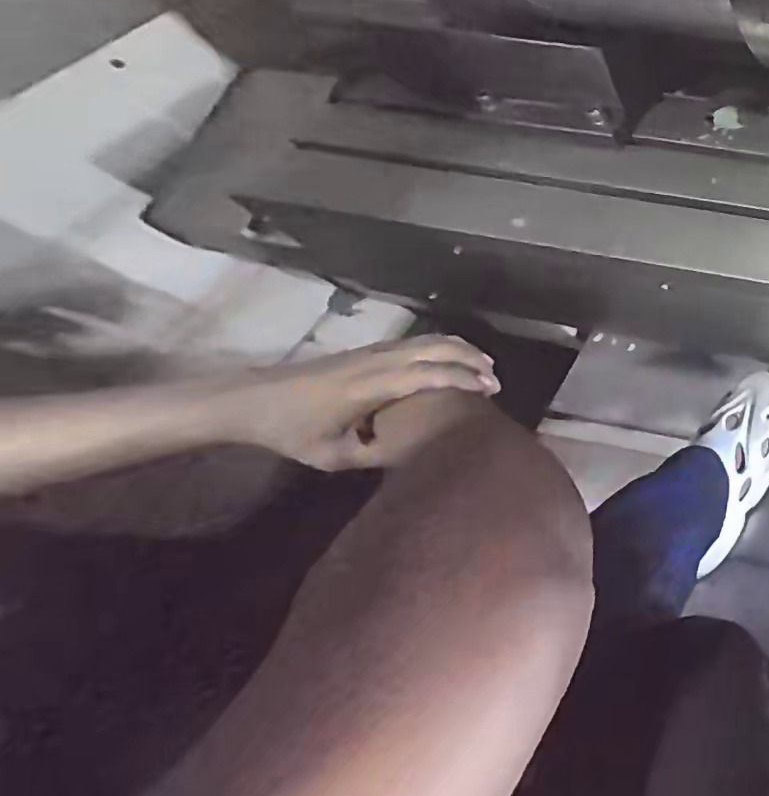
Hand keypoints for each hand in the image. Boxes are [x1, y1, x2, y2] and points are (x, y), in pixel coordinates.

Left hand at [213, 336, 499, 469]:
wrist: (247, 400)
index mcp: (371, 385)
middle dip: (473, 361)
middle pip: (439, 348)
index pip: (430, 374)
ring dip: (464, 350)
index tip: (490, 391)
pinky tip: (456, 359)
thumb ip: (376, 453)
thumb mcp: (332, 455)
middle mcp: (378, 361)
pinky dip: (447, 346)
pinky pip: (420, 340)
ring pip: (432, 340)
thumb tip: (413, 453)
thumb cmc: (289, 430)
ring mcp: (374, 351)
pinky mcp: (371, 350)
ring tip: (485, 368)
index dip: (464, 379)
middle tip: (494, 382)